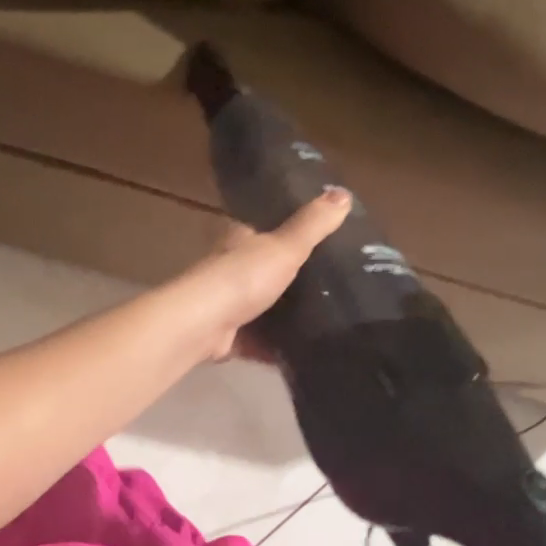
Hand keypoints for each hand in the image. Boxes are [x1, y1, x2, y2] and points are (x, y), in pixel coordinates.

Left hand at [176, 186, 351, 360]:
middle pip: (264, 271)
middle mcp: (228, 269)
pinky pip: (257, 342)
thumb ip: (313, 225)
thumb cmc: (242, 277)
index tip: (320, 241)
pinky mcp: (225, 337)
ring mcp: (225, 304)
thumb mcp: (285, 246)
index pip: (264, 228)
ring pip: (260, 308)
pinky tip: (303, 353)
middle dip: (291, 278)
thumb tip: (343, 192)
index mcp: (239, 239)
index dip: (288, 231)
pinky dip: (275, 348)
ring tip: (326, 320)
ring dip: (284, 316)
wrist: (202, 324)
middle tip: (333, 286)